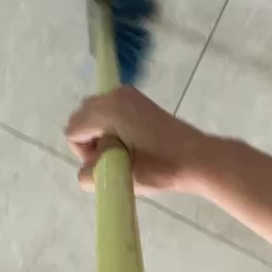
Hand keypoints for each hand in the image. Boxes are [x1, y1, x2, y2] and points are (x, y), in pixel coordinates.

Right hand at [66, 87, 223, 193]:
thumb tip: (88, 168)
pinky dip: (114, 128)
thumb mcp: (119, 176)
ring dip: (103, 135)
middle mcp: (116, 95)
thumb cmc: (160, 168)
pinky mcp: (140, 101)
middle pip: (81, 119)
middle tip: (117, 159)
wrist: (197, 159)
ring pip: (96, 116)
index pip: (73, 132)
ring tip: (128, 152)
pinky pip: (111, 113)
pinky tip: (135, 143)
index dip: (85, 153)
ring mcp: (129, 95)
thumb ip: (90, 174)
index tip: (110, 164)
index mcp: (108, 109)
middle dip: (92, 141)